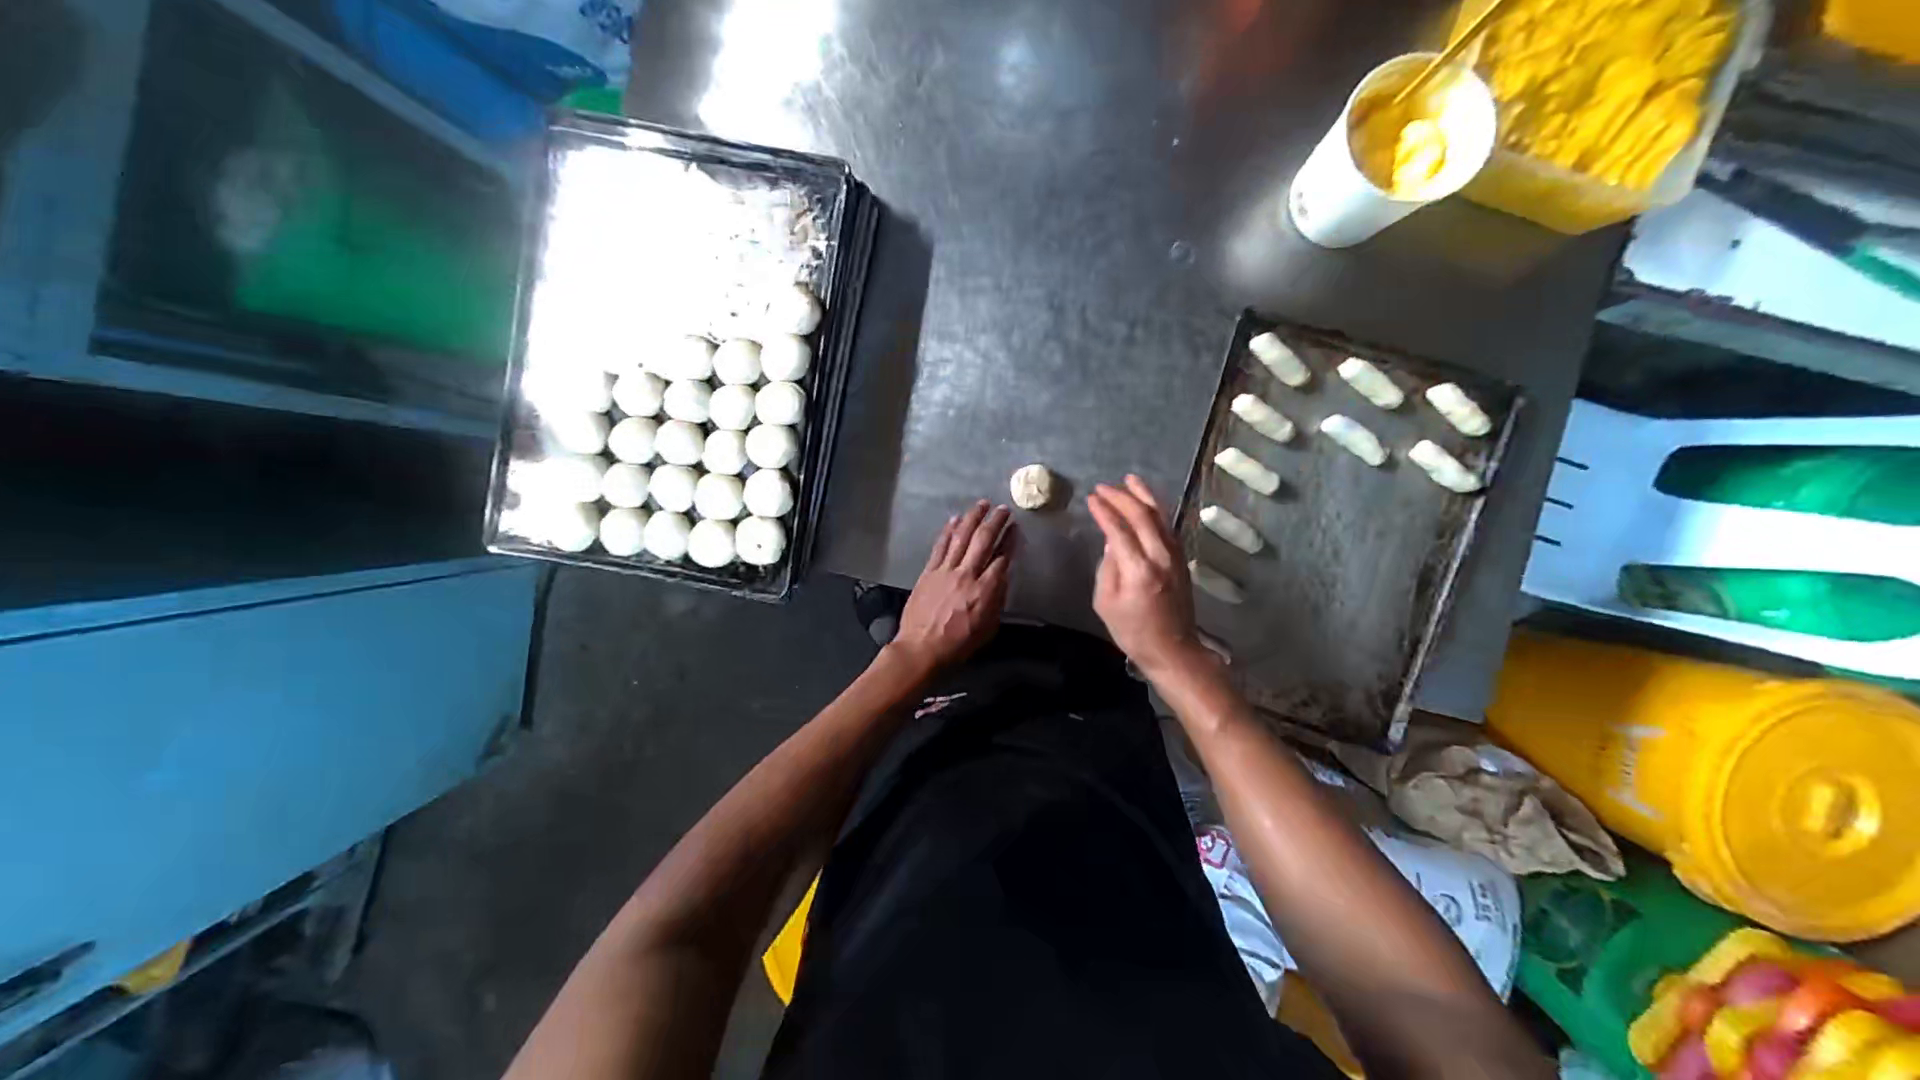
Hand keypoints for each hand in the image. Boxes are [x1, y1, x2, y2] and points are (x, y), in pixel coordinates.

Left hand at [887, 501, 1013, 675]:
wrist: (922, 648)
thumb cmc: (959, 645)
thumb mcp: (988, 628)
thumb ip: (997, 601)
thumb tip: (1000, 579)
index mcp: (986, 590)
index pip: (1002, 558)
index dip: (1010, 540)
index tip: (1015, 528)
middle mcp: (967, 574)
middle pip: (983, 540)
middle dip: (995, 522)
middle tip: (1003, 509)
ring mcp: (946, 571)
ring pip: (961, 537)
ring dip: (973, 518)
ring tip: (982, 504)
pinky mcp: (928, 572)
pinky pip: (940, 546)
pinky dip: (948, 531)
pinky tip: (955, 519)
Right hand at [1087, 476, 1206, 678]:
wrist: (1172, 649)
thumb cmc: (1132, 631)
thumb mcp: (1105, 602)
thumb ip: (1107, 567)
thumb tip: (1111, 540)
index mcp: (1138, 570)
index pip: (1119, 529)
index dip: (1104, 511)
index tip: (1091, 498)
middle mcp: (1160, 557)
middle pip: (1142, 516)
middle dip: (1121, 497)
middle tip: (1103, 487)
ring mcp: (1175, 557)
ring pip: (1160, 517)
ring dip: (1143, 496)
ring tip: (1129, 480)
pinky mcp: (1181, 560)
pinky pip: (1167, 527)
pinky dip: (1155, 511)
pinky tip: (1146, 504)